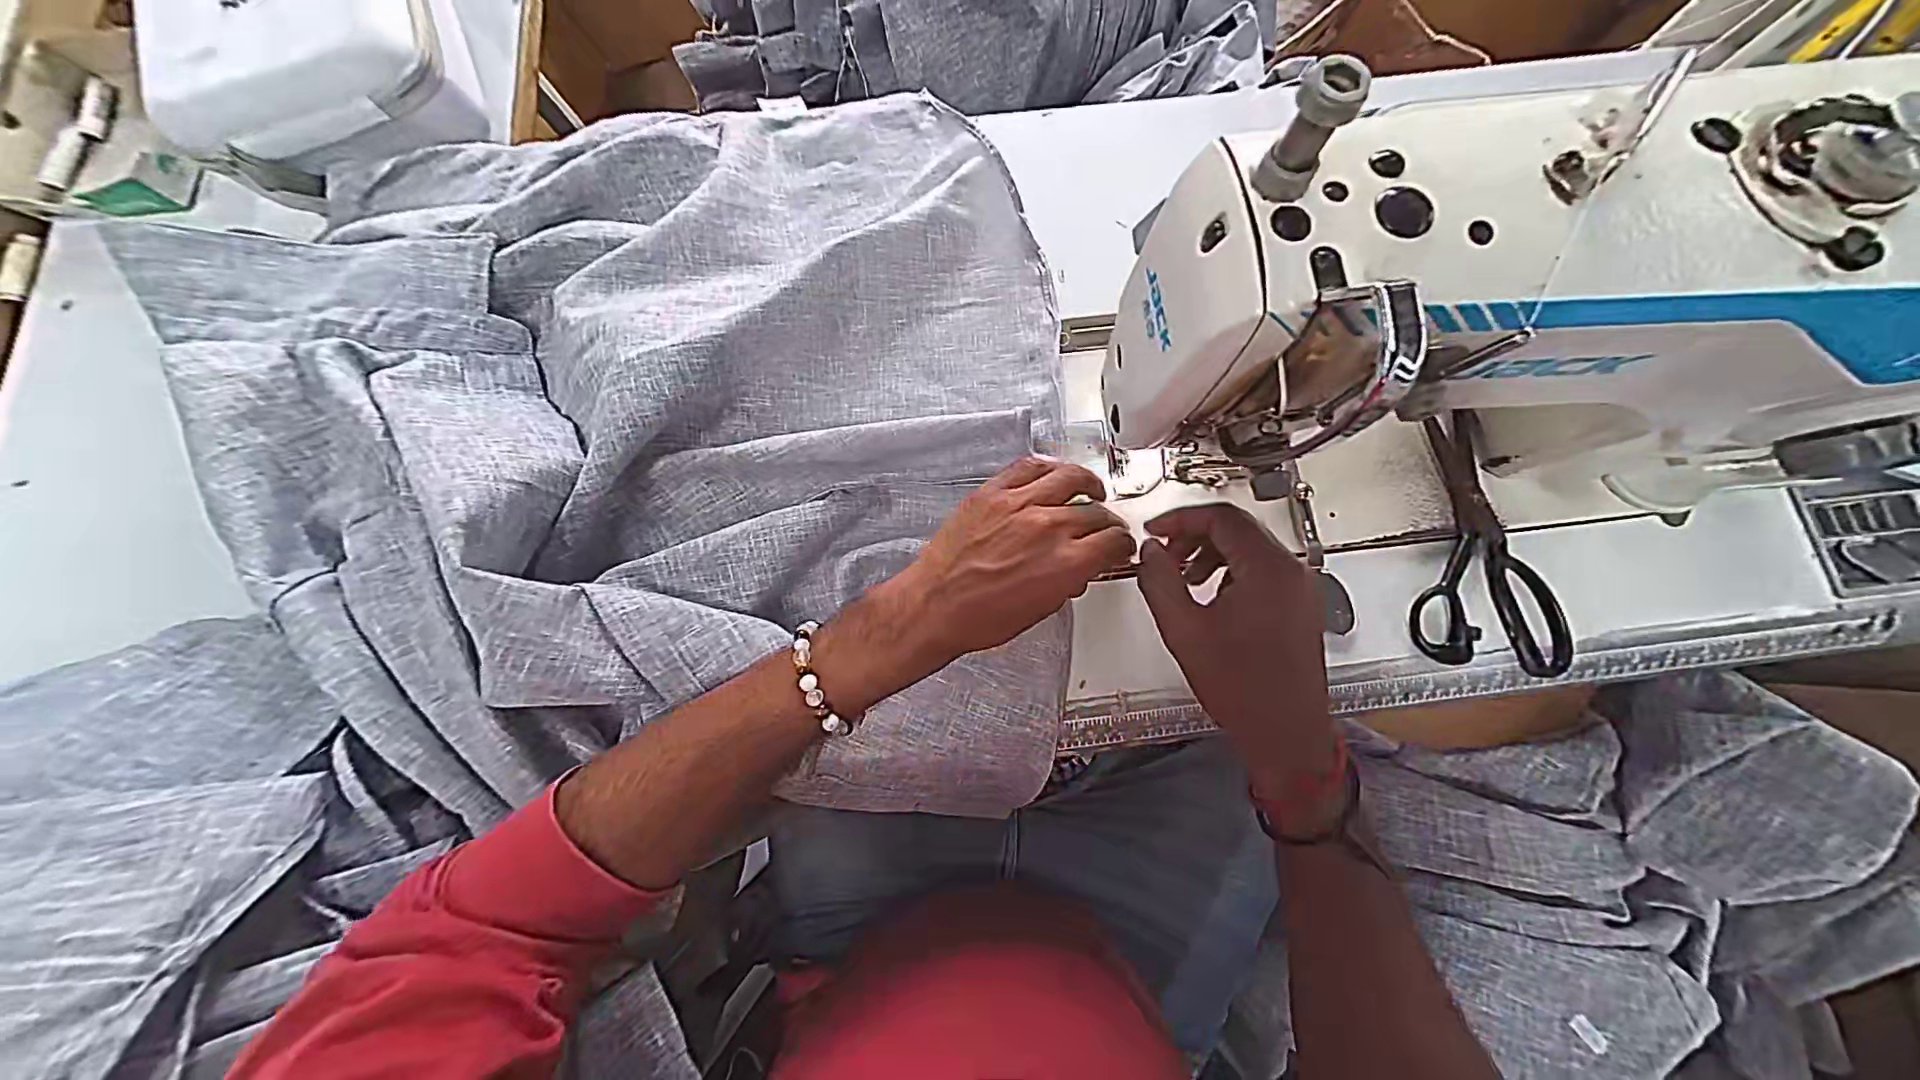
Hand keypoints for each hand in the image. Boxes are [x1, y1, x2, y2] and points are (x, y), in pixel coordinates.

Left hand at [823, 457, 1132, 706]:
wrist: (934, 606)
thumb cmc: (978, 616)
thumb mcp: (1040, 609)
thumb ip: (1068, 582)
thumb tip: (1078, 570)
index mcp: (1066, 562)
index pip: (1112, 540)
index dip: (1122, 543)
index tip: (1120, 544)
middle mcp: (1047, 528)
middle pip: (1095, 512)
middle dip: (1107, 521)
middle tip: (1105, 525)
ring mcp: (1018, 505)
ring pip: (1069, 477)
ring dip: (1087, 483)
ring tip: (1091, 488)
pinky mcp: (992, 493)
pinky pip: (1029, 467)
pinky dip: (1049, 468)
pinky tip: (1053, 473)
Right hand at [1135, 503, 1334, 795]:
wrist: (1285, 732)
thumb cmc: (1244, 689)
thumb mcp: (1183, 629)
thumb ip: (1159, 581)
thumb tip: (1150, 552)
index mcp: (1267, 570)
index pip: (1221, 517)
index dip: (1180, 518)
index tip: (1156, 529)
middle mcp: (1291, 572)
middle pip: (1237, 528)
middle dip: (1193, 535)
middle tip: (1163, 550)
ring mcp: (1299, 589)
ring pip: (1248, 547)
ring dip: (1209, 552)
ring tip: (1181, 575)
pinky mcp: (1298, 605)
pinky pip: (1260, 570)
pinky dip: (1228, 570)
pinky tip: (1207, 594)